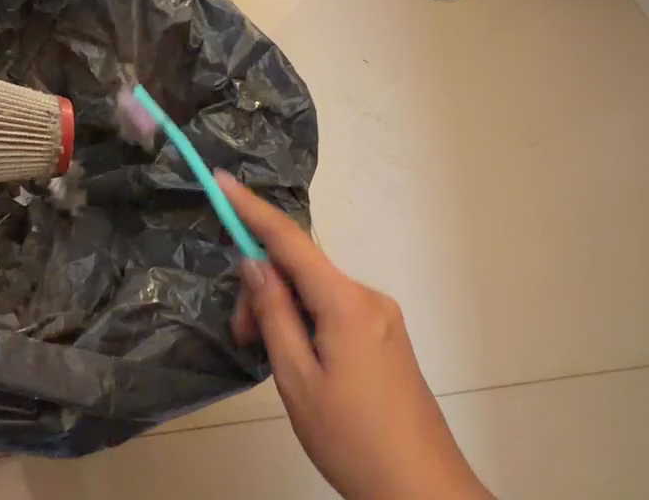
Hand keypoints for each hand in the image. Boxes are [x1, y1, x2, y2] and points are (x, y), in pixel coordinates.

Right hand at [219, 171, 492, 499]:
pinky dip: (305, 322)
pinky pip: (334, 310)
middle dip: (263, 290)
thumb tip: (254, 263)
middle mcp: (368, 298)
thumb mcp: (297, 379)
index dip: (251, 209)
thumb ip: (274, 313)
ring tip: (267, 358)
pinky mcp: (386, 338)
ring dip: (283, 311)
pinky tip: (297, 359)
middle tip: (243, 337)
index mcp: (347, 304)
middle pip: (300, 269)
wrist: (427, 497)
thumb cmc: (353, 440)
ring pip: (315, 292)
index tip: (222, 179)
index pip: (289, 240)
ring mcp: (382, 318)